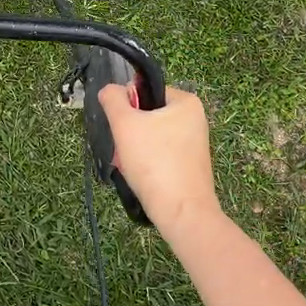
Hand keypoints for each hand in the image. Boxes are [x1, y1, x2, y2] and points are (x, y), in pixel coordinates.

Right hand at [98, 84, 221, 236]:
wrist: (182, 214)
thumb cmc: (154, 162)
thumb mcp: (124, 122)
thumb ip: (112, 98)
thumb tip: (111, 91)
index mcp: (186, 102)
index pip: (145, 91)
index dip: (127, 106)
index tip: (122, 127)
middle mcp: (195, 120)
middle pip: (147, 114)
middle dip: (130, 130)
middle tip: (124, 148)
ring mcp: (194, 144)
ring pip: (151, 136)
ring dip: (135, 148)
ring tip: (131, 165)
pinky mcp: (191, 166)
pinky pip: (160, 154)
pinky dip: (147, 162)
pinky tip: (141, 176)